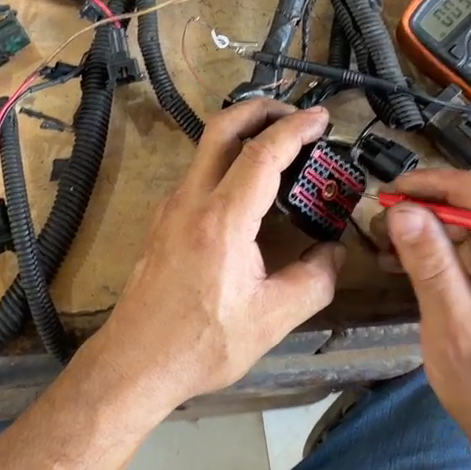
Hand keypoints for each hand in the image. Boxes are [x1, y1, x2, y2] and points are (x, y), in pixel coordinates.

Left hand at [85, 100, 344, 409]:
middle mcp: (192, 199)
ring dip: (243, 131)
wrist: (136, 360)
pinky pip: (200, 170)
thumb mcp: (271, 321)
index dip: (295, 129)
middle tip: (296, 114)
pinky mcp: (165, 216)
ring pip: (207, 146)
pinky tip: (250, 184)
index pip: (262, 154)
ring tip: (280, 144)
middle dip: (261, 109)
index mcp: (222, 220)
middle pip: (222, 128)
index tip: (322, 118)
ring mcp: (173, 204)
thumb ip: (313, 282)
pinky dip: (228, 157)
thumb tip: (334, 251)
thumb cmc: (202, 343)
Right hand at [371, 168, 470, 469]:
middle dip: (428, 209)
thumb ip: (431, 266)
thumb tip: (404, 210)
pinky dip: (447, 253)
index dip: (438, 184)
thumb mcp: (452, 331)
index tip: (394, 192)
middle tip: (383, 227)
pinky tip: (414, 267)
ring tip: (390, 251)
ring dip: (432, 232)